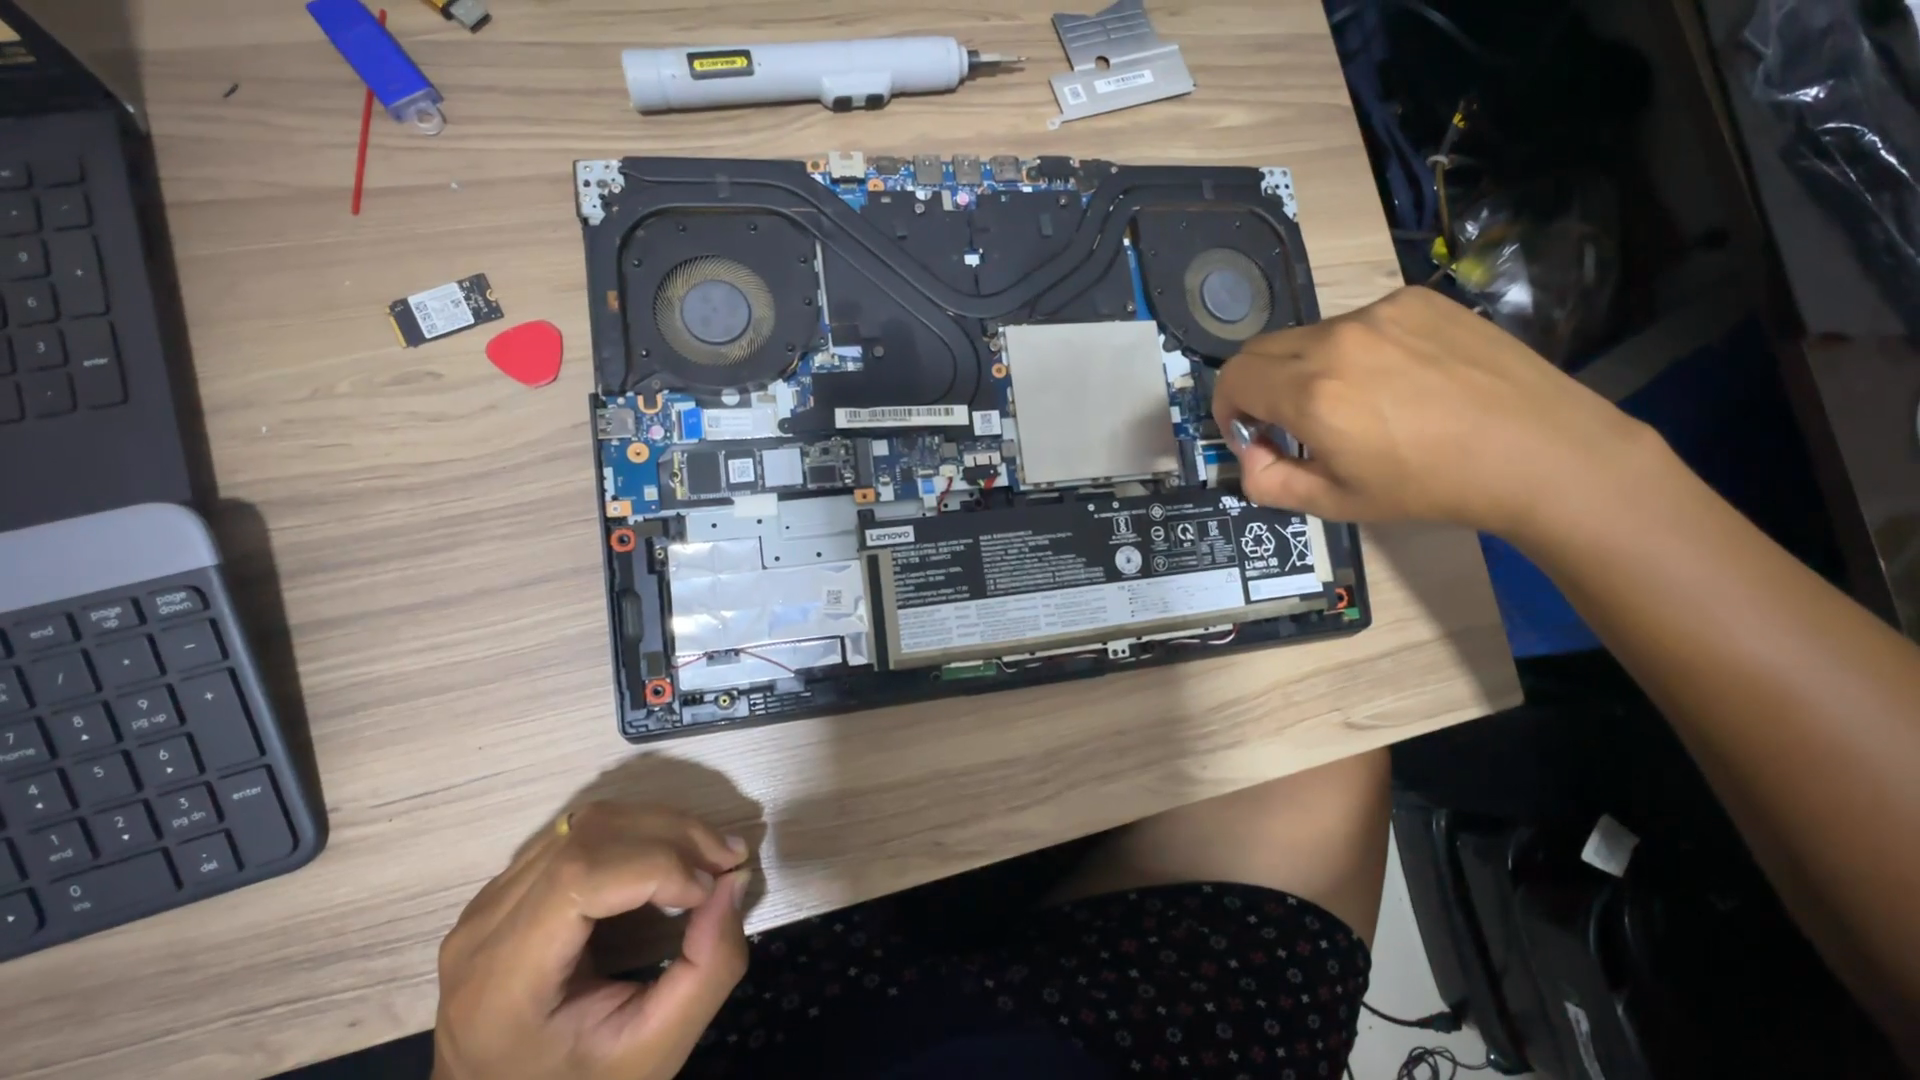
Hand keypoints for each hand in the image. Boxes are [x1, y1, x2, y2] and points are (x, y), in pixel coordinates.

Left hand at [432, 801, 752, 1079]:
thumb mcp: (655, 1052)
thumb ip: (707, 970)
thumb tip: (733, 881)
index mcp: (503, 980)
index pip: (578, 877)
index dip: (655, 865)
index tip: (710, 890)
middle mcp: (484, 925)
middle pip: (586, 836)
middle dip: (672, 836)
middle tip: (730, 860)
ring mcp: (488, 900)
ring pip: (586, 822)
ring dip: (659, 827)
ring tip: (708, 858)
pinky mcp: (507, 888)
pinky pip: (578, 835)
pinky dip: (636, 834)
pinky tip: (670, 861)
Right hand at [1211, 285, 1658, 537]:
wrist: (1538, 451)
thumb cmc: (1431, 487)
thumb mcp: (1337, 504)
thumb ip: (1268, 480)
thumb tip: (1250, 451)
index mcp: (1312, 393)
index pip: (1232, 378)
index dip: (1227, 409)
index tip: (1252, 434)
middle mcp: (1336, 340)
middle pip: (1261, 350)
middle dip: (1258, 387)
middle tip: (1291, 423)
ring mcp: (1380, 312)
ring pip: (1310, 335)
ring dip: (1307, 367)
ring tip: (1355, 403)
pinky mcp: (1416, 300)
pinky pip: (1359, 321)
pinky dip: (1354, 350)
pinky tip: (1398, 380)